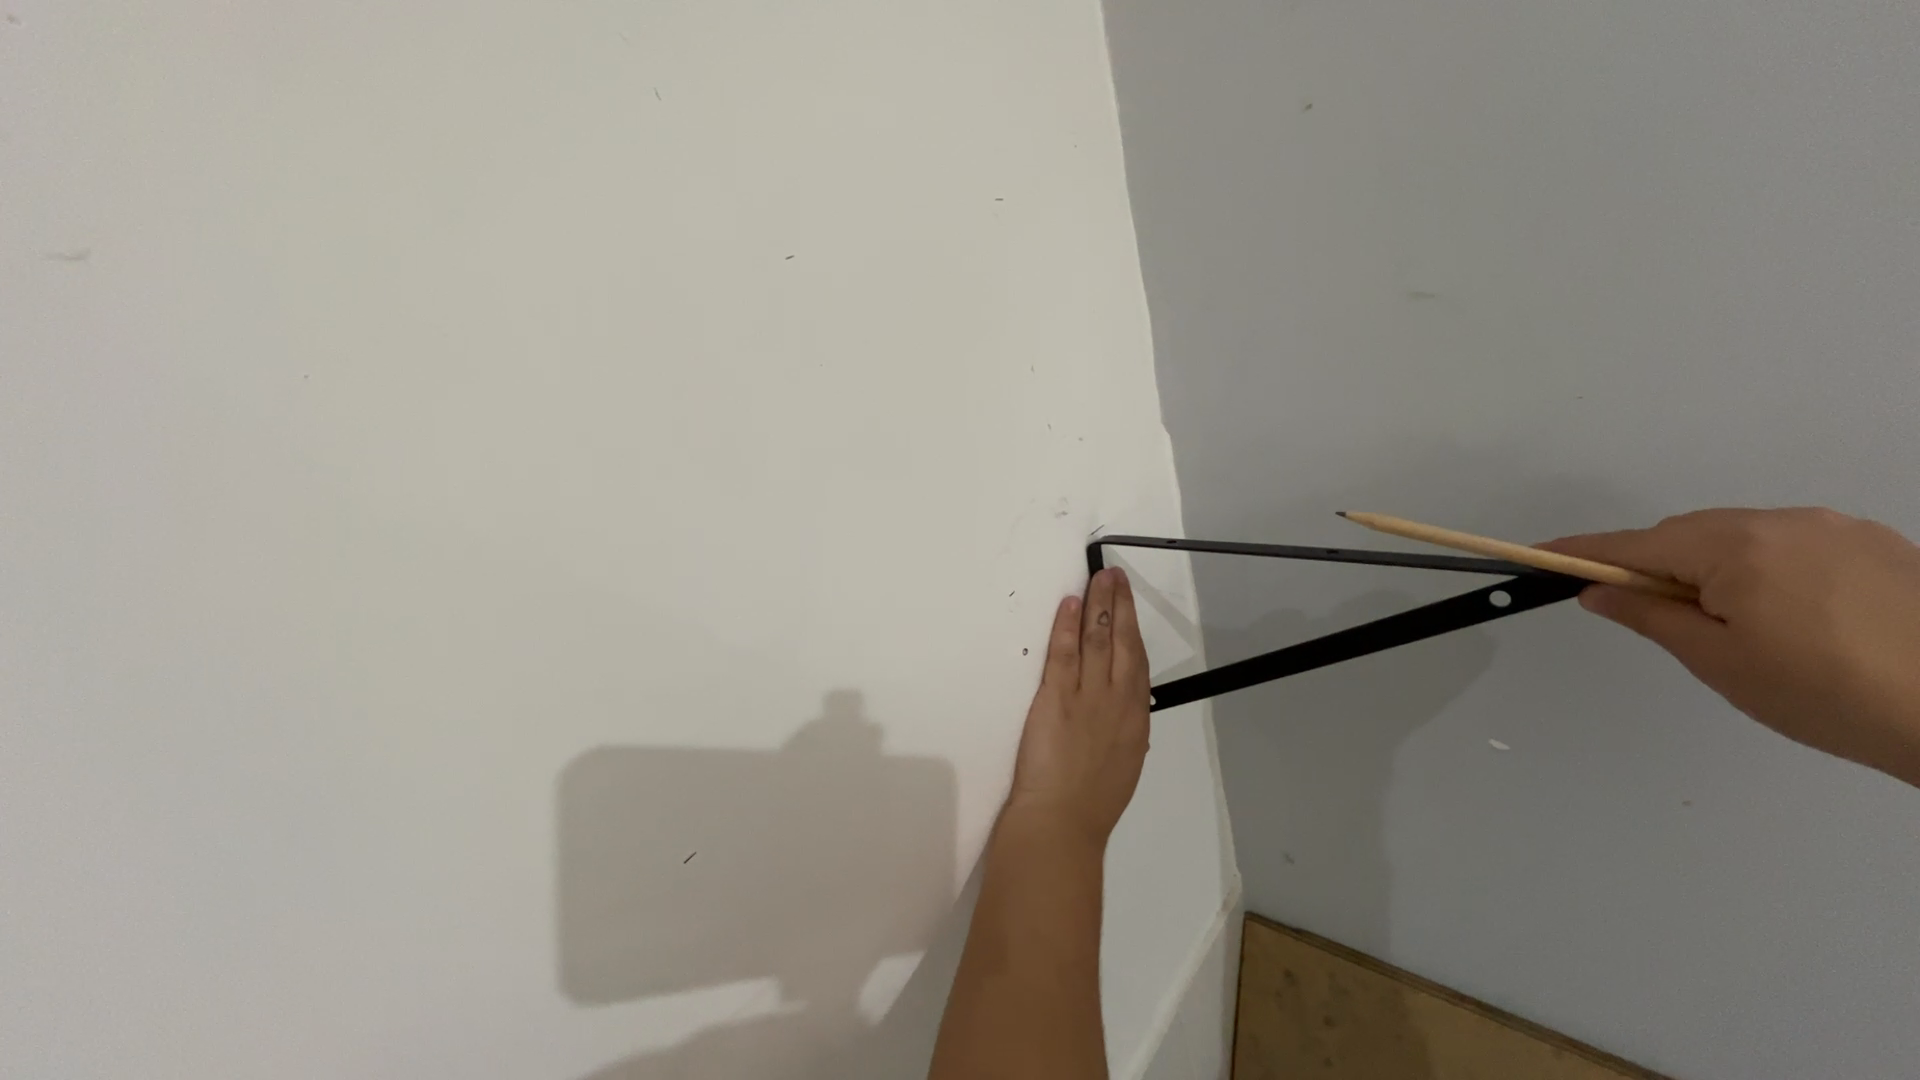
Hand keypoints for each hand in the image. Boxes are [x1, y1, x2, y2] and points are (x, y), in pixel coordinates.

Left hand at [1004, 568, 1152, 845]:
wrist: (1062, 821)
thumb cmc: (1091, 803)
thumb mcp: (1124, 766)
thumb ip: (1125, 735)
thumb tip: (1124, 717)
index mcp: (1135, 719)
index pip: (1138, 665)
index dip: (1134, 631)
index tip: (1130, 609)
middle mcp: (1117, 701)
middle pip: (1123, 642)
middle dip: (1120, 606)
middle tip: (1116, 577)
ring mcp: (1087, 696)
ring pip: (1097, 640)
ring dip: (1098, 605)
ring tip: (1098, 579)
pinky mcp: (1056, 698)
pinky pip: (1063, 653)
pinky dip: (1066, 626)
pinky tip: (1069, 605)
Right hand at [1545, 508, 1919, 783]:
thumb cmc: (1827, 693)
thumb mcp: (1719, 661)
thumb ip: (1650, 616)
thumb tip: (1600, 591)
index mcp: (1736, 545)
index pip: (1633, 543)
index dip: (1580, 551)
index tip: (1537, 556)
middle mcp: (1786, 521)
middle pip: (1688, 535)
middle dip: (1659, 567)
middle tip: (1657, 619)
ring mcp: (1841, 529)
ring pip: (1743, 539)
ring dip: (1716, 570)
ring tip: (1740, 630)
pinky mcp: (1883, 547)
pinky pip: (1793, 547)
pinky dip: (1767, 572)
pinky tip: (1795, 620)